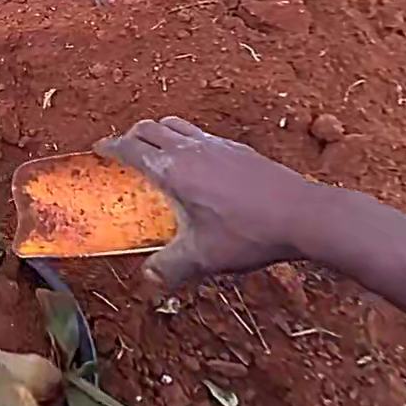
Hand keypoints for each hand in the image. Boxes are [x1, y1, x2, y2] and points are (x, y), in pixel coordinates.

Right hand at [96, 117, 321, 285]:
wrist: (305, 214)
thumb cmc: (249, 232)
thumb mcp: (204, 257)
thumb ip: (170, 267)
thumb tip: (147, 282)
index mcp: (171, 169)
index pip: (130, 147)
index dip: (110, 146)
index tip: (99, 148)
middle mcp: (188, 149)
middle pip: (148, 128)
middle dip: (131, 135)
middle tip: (125, 149)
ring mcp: (214, 144)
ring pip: (174, 123)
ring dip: (157, 130)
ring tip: (156, 147)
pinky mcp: (237, 148)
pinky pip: (199, 132)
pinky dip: (185, 137)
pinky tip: (197, 160)